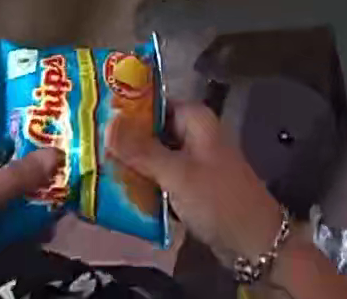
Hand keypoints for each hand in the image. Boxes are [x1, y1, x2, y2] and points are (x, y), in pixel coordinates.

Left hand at [0, 127, 60, 298]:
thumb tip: (57, 148)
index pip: (1, 129)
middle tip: (82, 167)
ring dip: (37, 200)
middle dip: (41, 166)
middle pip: (10, 165)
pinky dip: (25, 228)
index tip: (68, 121)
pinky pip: (4, 229)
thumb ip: (12, 180)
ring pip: (11, 199)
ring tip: (75, 199)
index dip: (30, 122)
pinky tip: (48, 232)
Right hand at [106, 100, 284, 260]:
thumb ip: (141, 149)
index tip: (92, 114)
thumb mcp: (177, 173)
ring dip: (131, 162)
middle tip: (88, 143)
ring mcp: (193, 159)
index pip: (151, 101)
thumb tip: (105, 122)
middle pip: (151, 128)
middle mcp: (192, 132)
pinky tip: (118, 188)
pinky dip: (144, 180)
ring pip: (154, 153)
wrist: (258, 245)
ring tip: (95, 165)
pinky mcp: (191, 184)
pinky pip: (161, 175)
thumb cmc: (219, 198)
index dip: (124, 107)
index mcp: (193, 117)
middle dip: (123, 138)